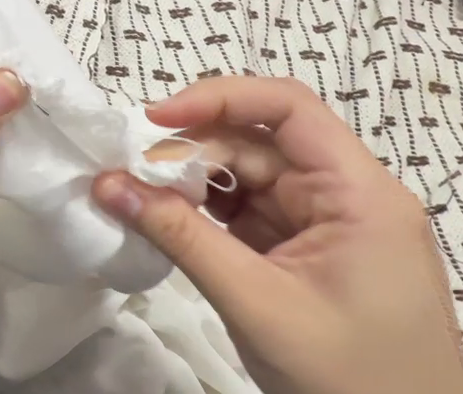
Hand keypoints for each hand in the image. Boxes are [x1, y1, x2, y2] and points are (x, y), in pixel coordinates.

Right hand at [92, 77, 462, 393]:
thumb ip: (178, 235)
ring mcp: (325, 222)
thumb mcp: (255, 302)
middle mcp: (346, 194)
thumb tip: (102, 181)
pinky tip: (169, 221)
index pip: (288, 107)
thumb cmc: (350, 380)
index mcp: (359, 194)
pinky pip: (245, 205)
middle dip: (190, 150)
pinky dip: (203, 207)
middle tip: (133, 177)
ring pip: (244, 170)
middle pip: (256, 139)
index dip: (217, 97)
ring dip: (191, 179)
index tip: (155, 120)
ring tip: (145, 201)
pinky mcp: (304, 248)